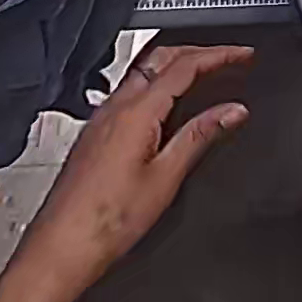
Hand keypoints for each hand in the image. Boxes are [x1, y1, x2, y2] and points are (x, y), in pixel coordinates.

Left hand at [9, 44, 252, 301]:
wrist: (59, 251)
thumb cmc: (104, 223)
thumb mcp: (166, 178)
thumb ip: (201, 136)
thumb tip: (232, 110)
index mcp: (135, 113)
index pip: (184, 66)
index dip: (219, 54)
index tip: (242, 54)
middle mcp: (115, 108)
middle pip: (161, 57)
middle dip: (199, 50)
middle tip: (228, 56)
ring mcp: (102, 118)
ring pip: (145, 71)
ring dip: (178, 63)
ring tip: (206, 71)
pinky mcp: (97, 132)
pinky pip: (132, 90)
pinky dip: (160, 83)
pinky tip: (170, 102)